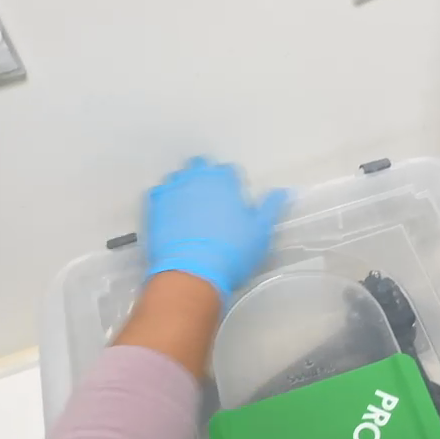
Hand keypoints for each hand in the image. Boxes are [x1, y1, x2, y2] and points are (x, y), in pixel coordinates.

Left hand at [144, 157, 289, 302]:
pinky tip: (171, 213)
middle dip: (206, 175)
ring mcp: (172, 191)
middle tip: (212, 198)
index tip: (234, 199)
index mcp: (223, 181)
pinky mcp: (154, 207)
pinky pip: (159, 193)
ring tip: (190, 206)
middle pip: (200, 166)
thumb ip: (270, 208)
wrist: (191, 272)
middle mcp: (196, 179)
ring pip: (178, 178)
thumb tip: (284, 190)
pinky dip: (166, 199)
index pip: (228, 170)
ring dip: (185, 185)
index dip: (232, 183)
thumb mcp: (260, 232)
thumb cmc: (233, 252)